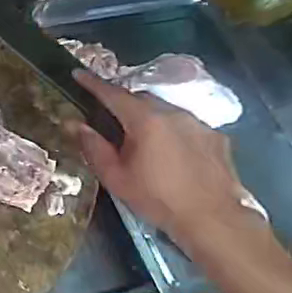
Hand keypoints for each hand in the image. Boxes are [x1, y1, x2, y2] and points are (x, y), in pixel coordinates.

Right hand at [70, 70, 267, 254]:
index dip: (93, 83)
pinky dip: (171, 130)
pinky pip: (186, 125)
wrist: (213, 219)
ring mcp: (198, 124)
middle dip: (122, 102)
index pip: (113, 94)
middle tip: (107, 113)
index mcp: (146, 121)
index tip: (78, 73)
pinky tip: (169, 151)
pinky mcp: (216, 138)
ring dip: (148, 116)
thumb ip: (94, 147)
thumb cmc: (156, 198)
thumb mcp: (114, 176)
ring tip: (138, 135)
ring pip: (165, 111)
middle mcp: (174, 114)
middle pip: (141, 99)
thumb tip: (75, 124)